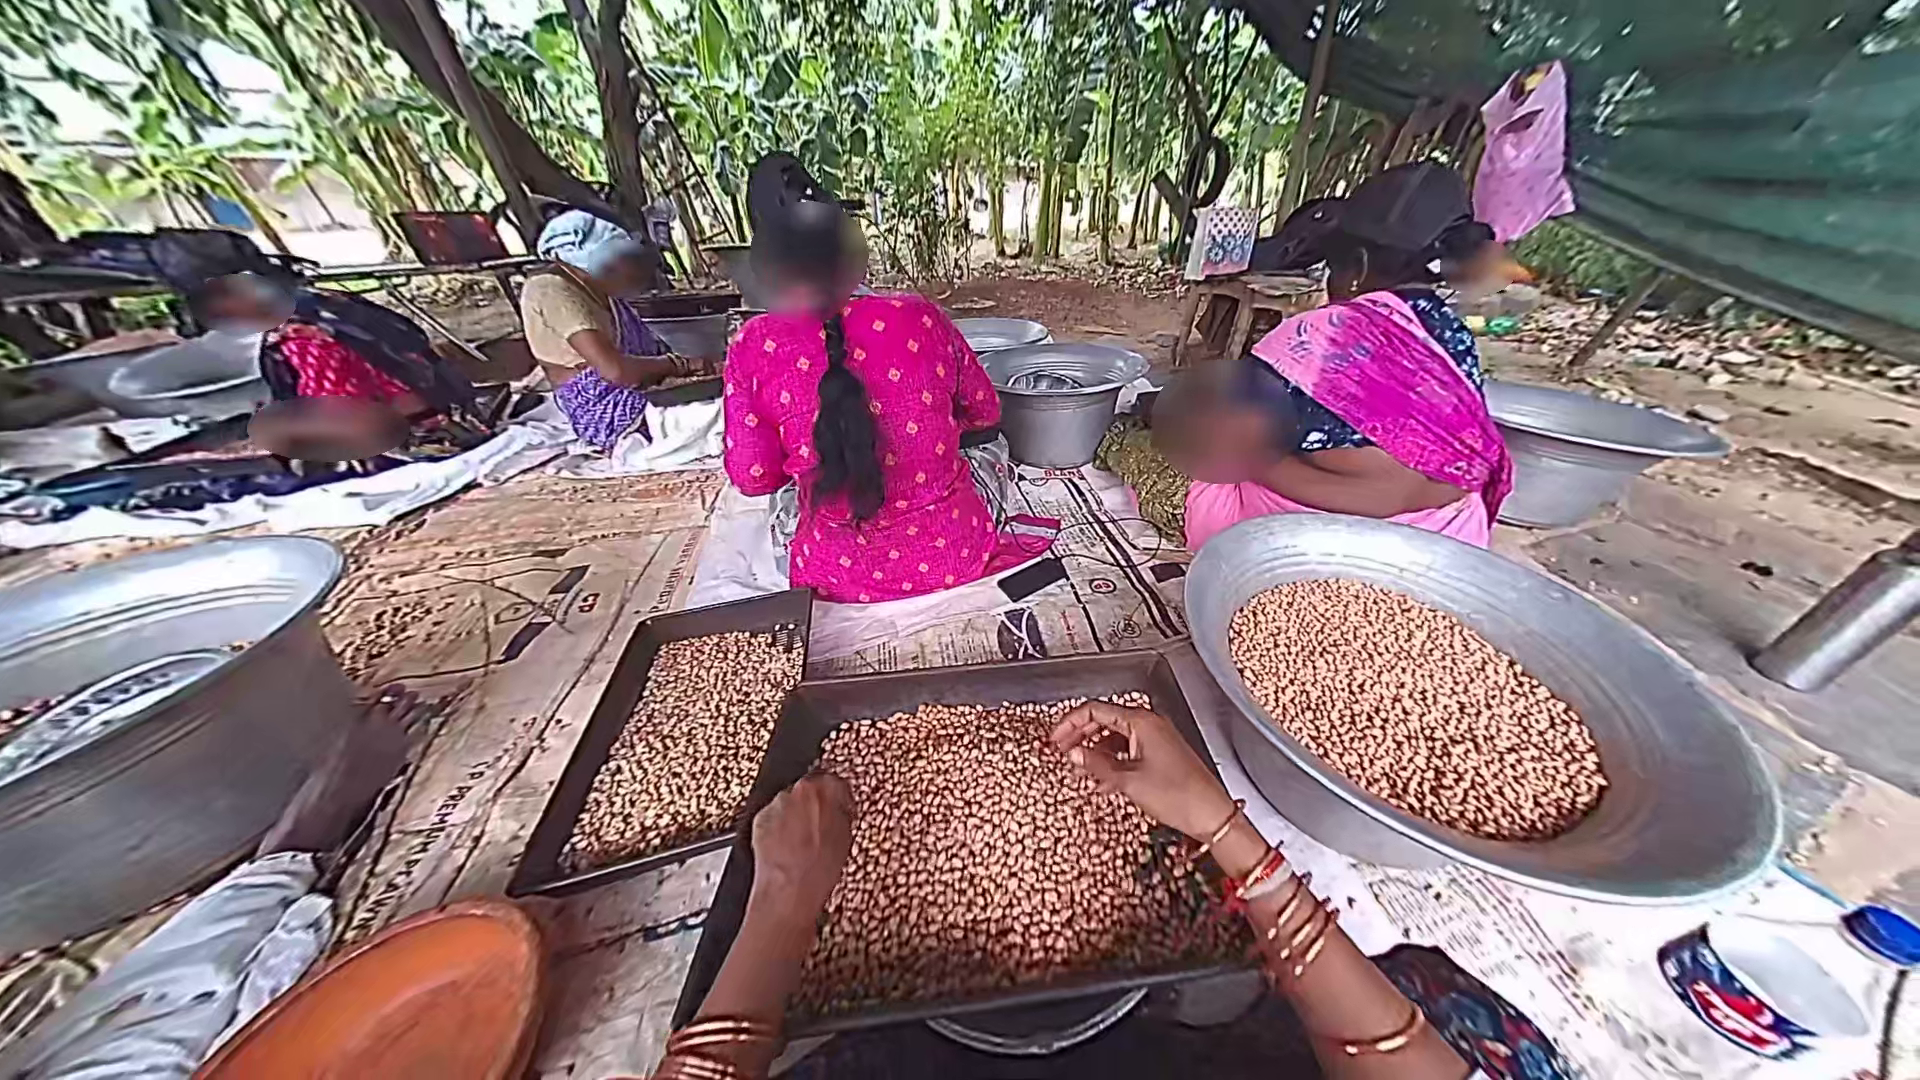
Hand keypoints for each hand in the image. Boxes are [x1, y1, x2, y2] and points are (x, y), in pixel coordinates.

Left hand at [749, 772, 852, 920]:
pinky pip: (773, 817)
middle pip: (810, 790)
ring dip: (796, 815)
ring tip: (802, 840)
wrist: (788, 892)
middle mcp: (799, 790)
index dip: (839, 797)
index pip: (835, 782)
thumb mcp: (845, 838)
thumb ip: (842, 813)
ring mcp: (777, 804)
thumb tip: (840, 810)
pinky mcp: (759, 819)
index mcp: (826, 789)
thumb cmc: (817, 870)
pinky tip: (786, 847)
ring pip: (790, 803)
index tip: (840, 806)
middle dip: (816, 805)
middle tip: (822, 825)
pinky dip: (779, 827)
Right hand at [1049, 702, 1234, 840]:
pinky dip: (1111, 760)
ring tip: (1080, 769)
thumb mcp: (1128, 780)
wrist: (1212, 816)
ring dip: (1095, 751)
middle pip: (1102, 720)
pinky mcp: (1160, 753)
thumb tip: (1074, 754)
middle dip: (1079, 736)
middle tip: (1062, 751)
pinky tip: (1101, 780)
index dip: (1070, 723)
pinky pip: (1127, 749)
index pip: (1094, 710)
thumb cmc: (1179, 795)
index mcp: (1140, 721)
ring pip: (1114, 736)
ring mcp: (1155, 738)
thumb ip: (1096, 764)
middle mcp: (1148, 724)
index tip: (1055, 738)